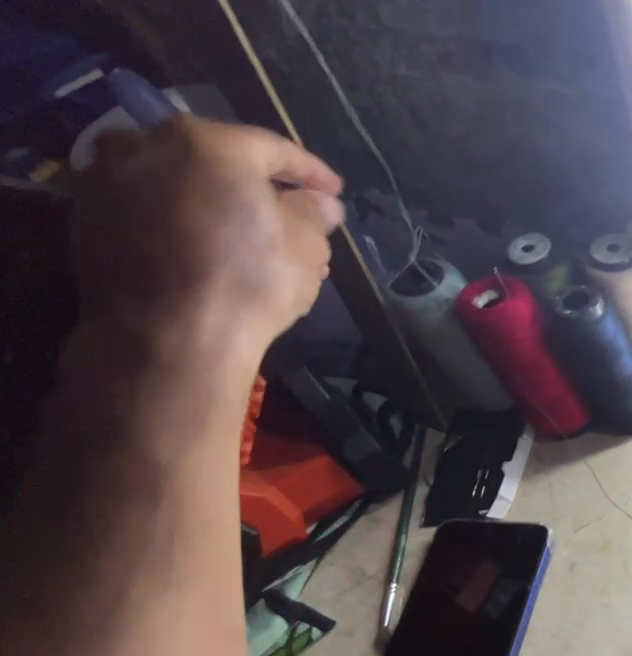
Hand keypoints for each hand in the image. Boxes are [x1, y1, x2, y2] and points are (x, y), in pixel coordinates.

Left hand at [70, 115, 343, 409]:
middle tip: (292, 217)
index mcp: (210, 144)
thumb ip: (313, 214)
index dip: (312, 172)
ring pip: (182, 181)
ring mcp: (110, 175)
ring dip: (219, 203)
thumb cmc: (252, 280)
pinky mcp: (91, 212)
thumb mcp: (308, 248)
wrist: (170, 330)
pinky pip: (152, 205)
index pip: (274, 149)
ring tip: (250, 237)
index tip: (335, 192)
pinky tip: (209, 248)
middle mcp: (149, 143)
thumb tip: (320, 203)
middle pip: (220, 160)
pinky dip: (184, 219)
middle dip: (260, 188)